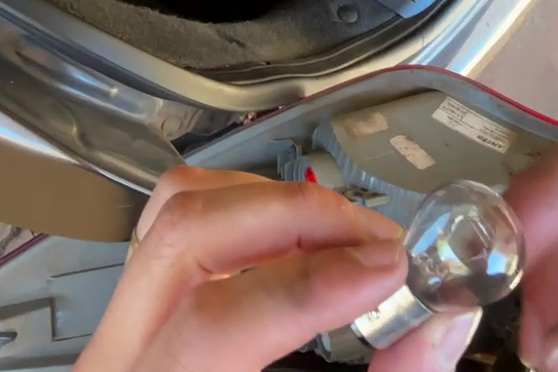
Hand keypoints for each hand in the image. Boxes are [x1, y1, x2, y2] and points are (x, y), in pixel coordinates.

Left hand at [77, 166, 486, 370]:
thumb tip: (440, 321)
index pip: (215, 322)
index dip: (308, 283)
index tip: (385, 267)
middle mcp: (118, 363)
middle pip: (188, 234)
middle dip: (294, 217)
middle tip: (374, 238)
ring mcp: (117, 330)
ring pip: (178, 210)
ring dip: (270, 202)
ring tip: (341, 232)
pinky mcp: (135, 311)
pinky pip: (177, 223)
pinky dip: (245, 210)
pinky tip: (296, 238)